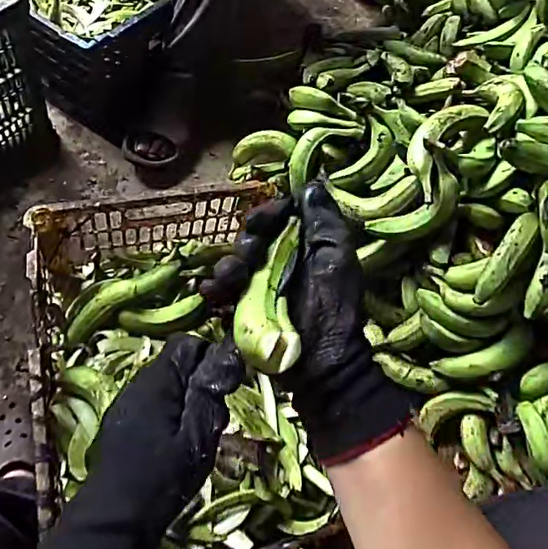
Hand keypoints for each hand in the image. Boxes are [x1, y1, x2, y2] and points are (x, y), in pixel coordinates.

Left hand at [38, 334, 242, 548]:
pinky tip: (178, 444)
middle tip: (217, 413)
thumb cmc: (160, 479)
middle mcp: (138, 385)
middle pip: (177, 364)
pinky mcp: (123, 424)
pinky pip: (155, 404)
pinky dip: (172, 414)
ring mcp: (127, 404)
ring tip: (200, 431)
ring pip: (167, 385)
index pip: (188, 344)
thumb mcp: (196, 437)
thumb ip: (210, 394)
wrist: (111, 524)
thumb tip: (227, 356)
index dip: (212, 356)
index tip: (228, 383)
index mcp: (157, 382)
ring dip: (188, 399)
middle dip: (202, 380)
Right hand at [206, 183, 417, 464]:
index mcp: (304, 245)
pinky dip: (213, 289)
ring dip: (229, 265)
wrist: (322, 366)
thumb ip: (324, 221)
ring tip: (233, 278)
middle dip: (248, 239)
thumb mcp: (336, 258)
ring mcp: (259, 286)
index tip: (268, 216)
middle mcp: (280, 261)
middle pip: (252, 236)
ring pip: (233, 262)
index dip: (269, 211)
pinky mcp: (243, 310)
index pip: (279, 216)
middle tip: (251, 250)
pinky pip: (221, 292)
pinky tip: (211, 292)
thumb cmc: (334, 308)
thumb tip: (313, 183)